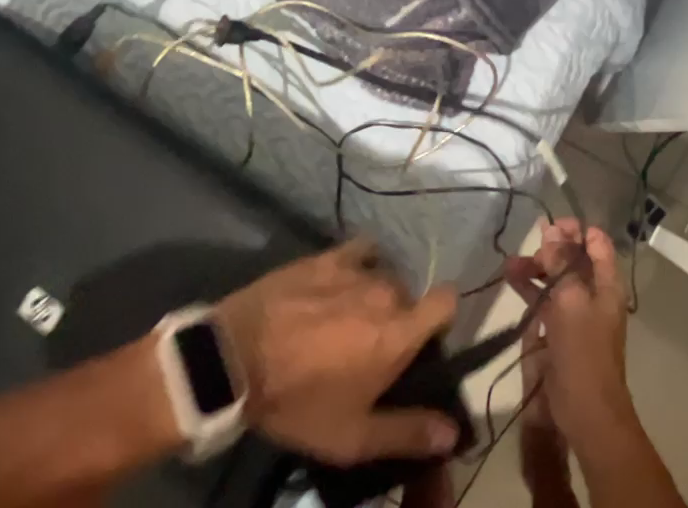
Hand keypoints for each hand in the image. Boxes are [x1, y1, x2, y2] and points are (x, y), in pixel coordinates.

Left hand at [213, 240, 460, 464]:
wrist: (235, 358)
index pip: (446, 301)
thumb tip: (452, 433)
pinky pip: (356, 251)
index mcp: (399, 332)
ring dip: (374, 294)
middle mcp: (384, 292)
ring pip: (382, 275)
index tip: (424, 340)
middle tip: (373, 344)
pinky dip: (357, 264)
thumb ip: (408, 433)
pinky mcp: (322, 258)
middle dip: (399, 317)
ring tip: (348, 318)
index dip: (442, 318)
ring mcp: (352, 270)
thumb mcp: (352, 436)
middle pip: (409, 296)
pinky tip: (340, 281)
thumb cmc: (298, 401)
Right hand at [503, 220, 638, 456]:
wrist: (584, 411)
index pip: (597, 244)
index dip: (576, 230)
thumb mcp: (570, 302)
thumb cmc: (583, 352)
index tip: (550, 224)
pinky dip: (528, 287)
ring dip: (535, 267)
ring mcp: (574, 312)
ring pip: (555, 278)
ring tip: (511, 265)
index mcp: (606, 285)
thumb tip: (553, 231)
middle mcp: (592, 294)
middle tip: (529, 248)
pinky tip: (510, 279)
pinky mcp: (557, 330)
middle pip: (573, 259)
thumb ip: (561, 265)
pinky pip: (542, 300)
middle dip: (551, 248)